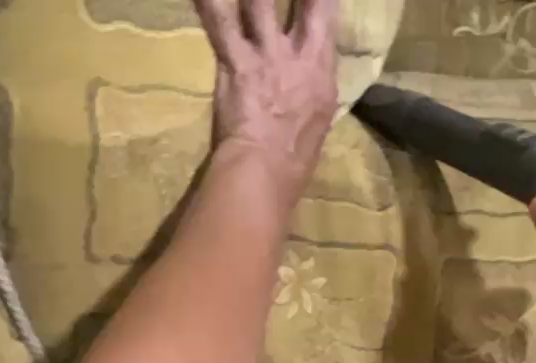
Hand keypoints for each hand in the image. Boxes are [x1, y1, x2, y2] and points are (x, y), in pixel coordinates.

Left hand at [195, 0, 339, 205]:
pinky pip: (218, 19)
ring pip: (260, 2)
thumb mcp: (315, 120)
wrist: (266, 172)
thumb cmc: (292, 159)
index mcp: (323, 73)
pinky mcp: (237, 62)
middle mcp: (300, 57)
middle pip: (305, 2)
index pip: (327, 14)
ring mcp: (268, 56)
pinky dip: (209, 1)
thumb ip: (310, 86)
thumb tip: (308, 75)